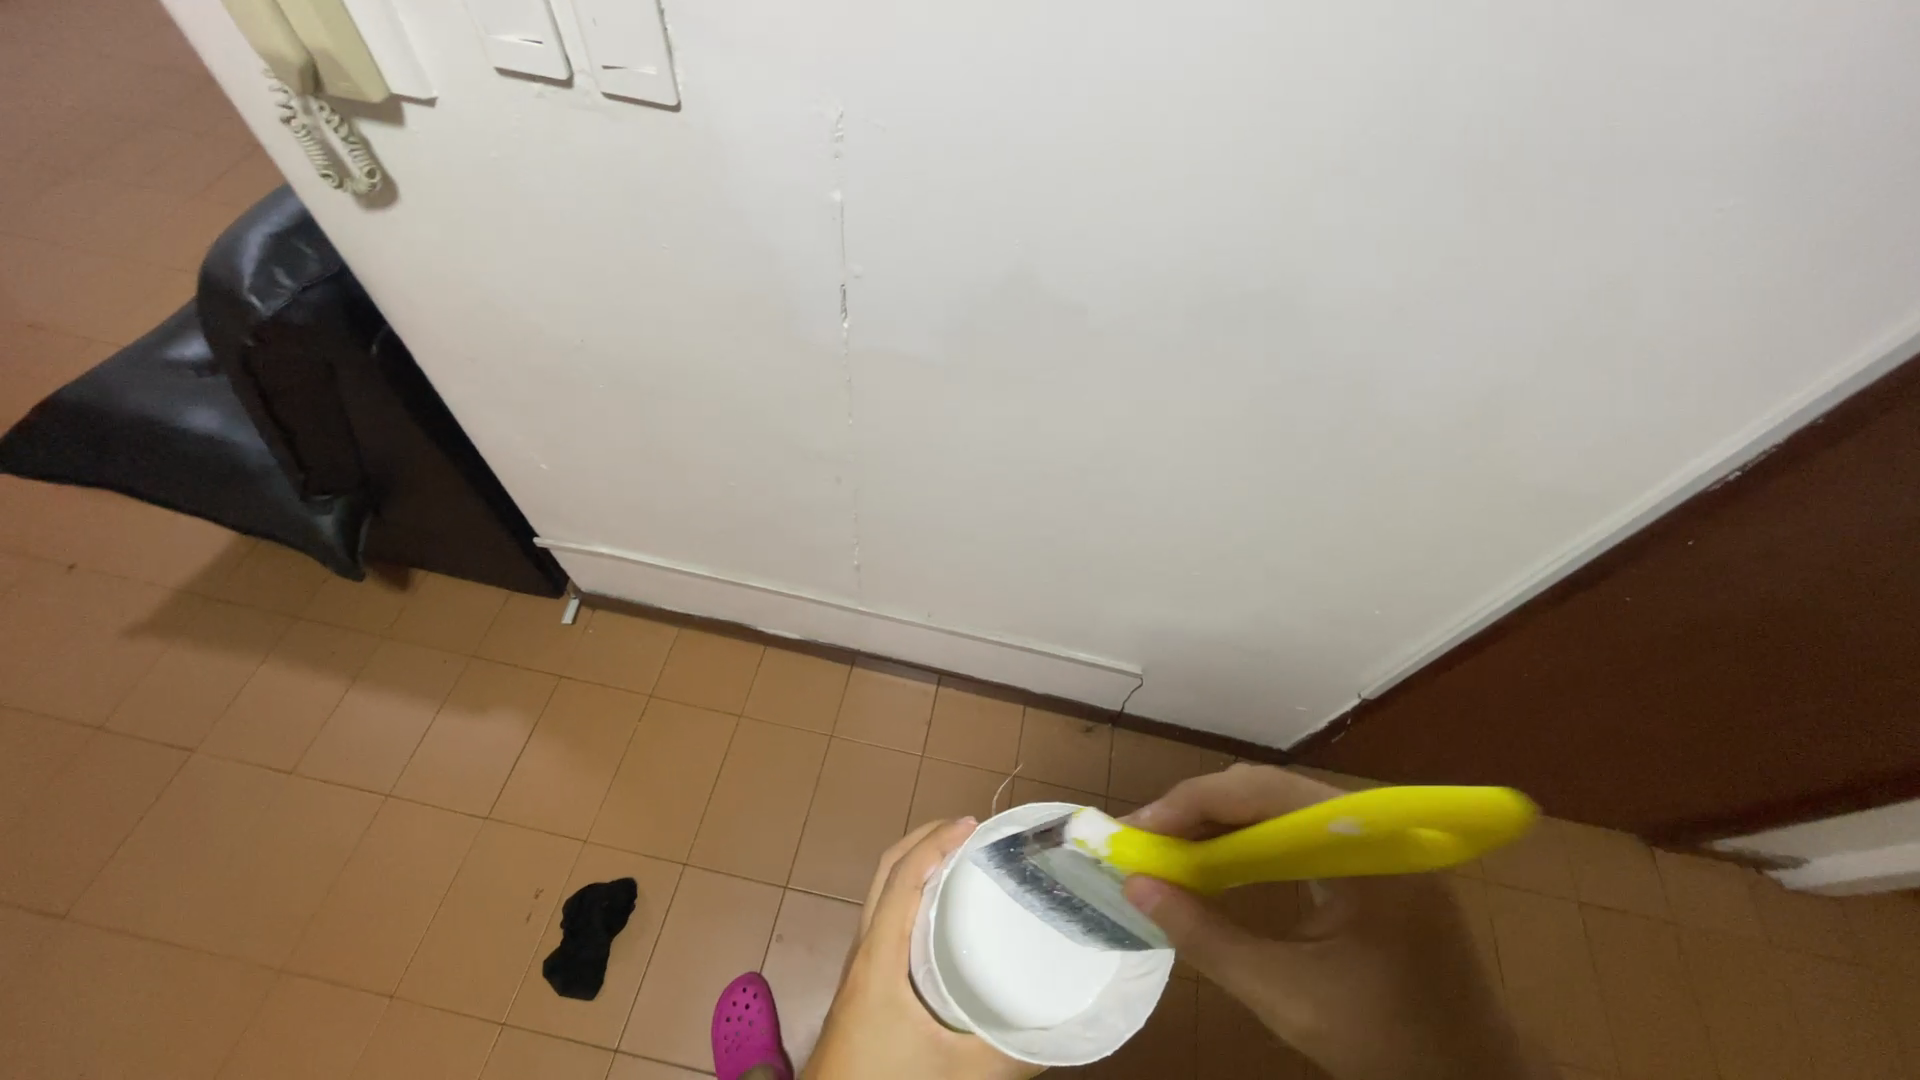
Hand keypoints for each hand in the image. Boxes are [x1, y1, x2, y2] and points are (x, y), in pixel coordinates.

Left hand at [803, 818, 1043, 1079]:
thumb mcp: (957, 1074)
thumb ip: (1011, 1056)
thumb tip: (1060, 1032)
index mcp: (880, 955)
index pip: (903, 876)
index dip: (936, 841)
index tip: (972, 825)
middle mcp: (865, 948)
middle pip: (886, 870)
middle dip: (924, 838)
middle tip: (968, 831)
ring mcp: (860, 963)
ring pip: (881, 891)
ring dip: (915, 863)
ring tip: (959, 861)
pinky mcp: (862, 980)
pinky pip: (884, 915)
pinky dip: (909, 892)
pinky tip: (938, 914)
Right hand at [1122, 765, 1552, 1079]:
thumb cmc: (1387, 1044)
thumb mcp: (1285, 995)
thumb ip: (1205, 937)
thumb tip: (1135, 886)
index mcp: (1368, 848)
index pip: (1262, 793)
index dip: (1191, 803)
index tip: (1137, 831)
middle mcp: (1377, 826)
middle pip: (1269, 789)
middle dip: (1199, 810)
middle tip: (1146, 841)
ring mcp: (1382, 841)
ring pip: (1281, 805)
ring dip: (1222, 823)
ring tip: (1170, 850)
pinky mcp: (1379, 860)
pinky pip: (1302, 830)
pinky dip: (1254, 841)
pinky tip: (1219, 863)